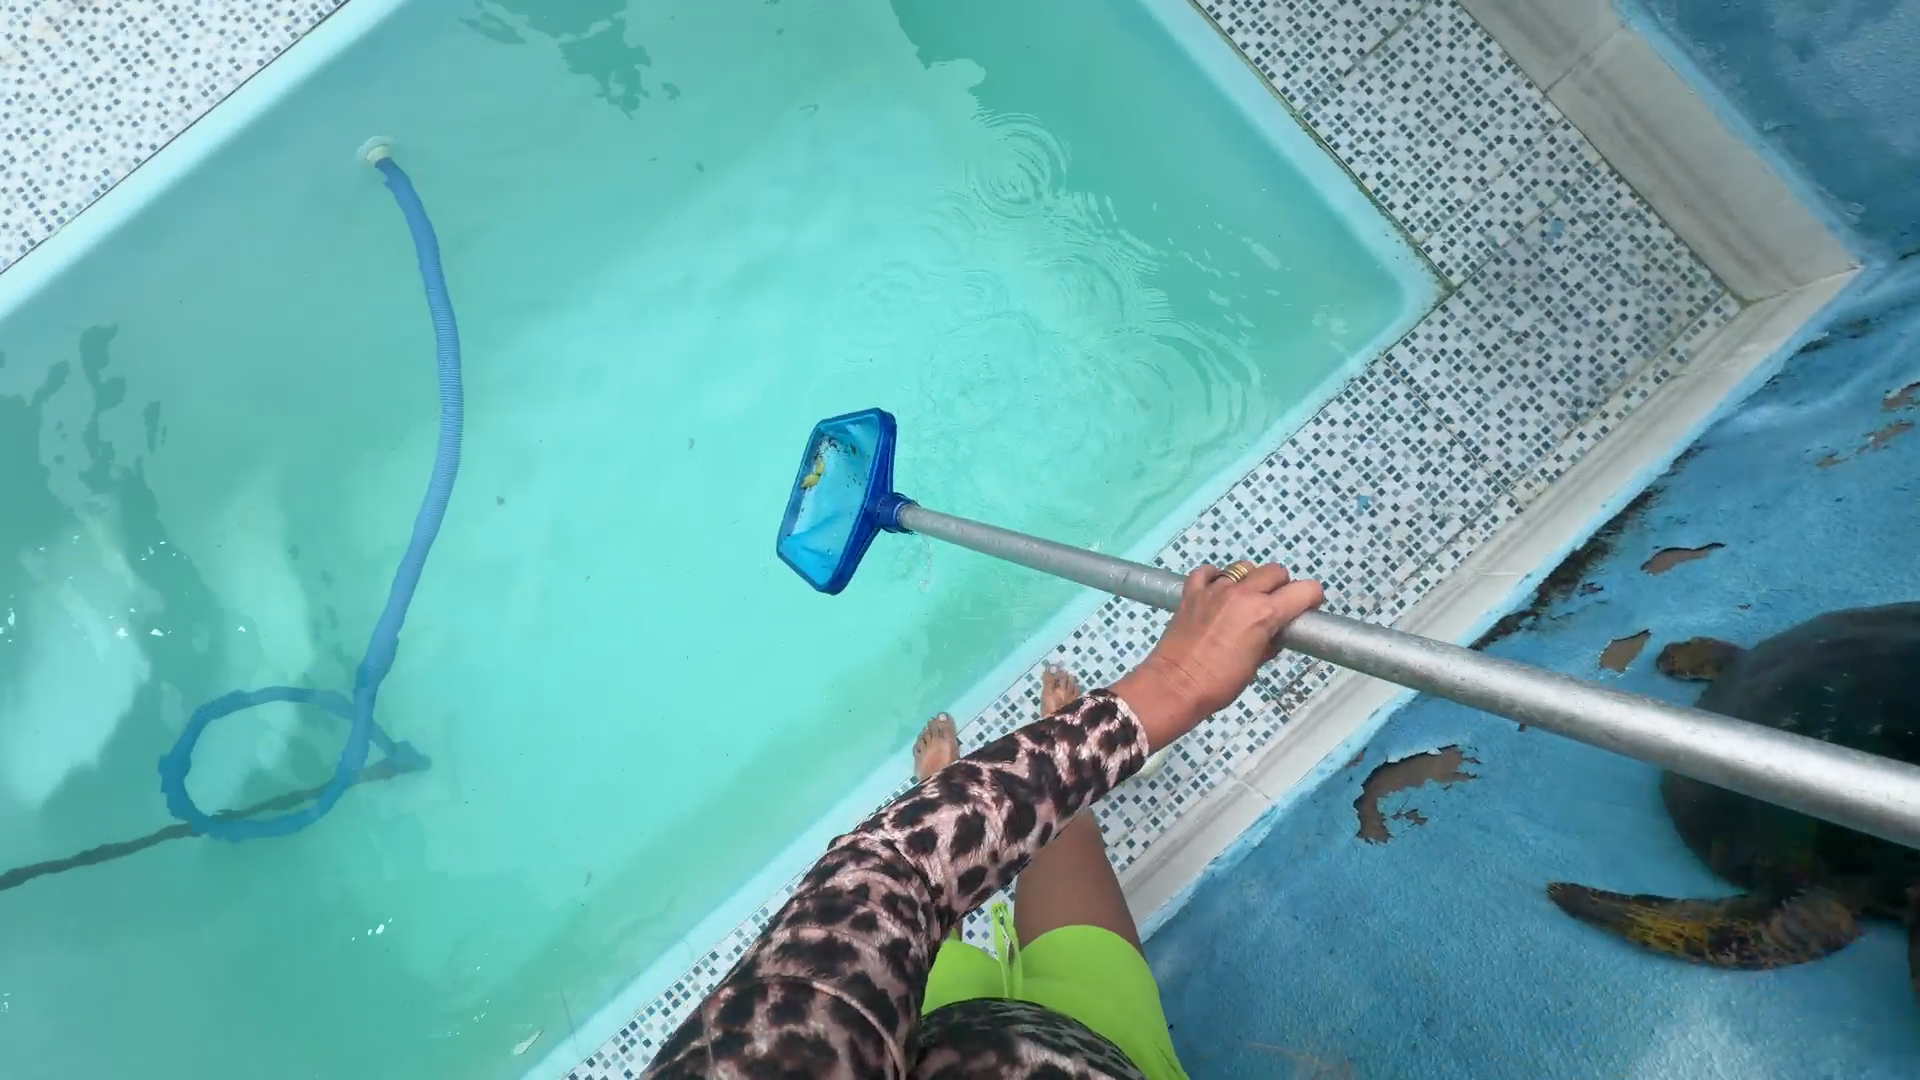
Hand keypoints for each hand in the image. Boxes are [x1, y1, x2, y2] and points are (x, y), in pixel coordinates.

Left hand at [1113, 564, 1323, 750]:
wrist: (1176, 684)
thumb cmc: (1220, 682)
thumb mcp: (1256, 663)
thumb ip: (1269, 640)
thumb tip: (1272, 632)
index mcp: (1264, 613)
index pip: (1304, 590)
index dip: (1311, 598)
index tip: (1307, 608)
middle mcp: (1241, 594)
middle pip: (1274, 571)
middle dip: (1281, 586)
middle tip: (1274, 606)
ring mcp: (1213, 590)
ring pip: (1242, 568)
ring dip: (1249, 580)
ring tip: (1243, 601)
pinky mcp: (1191, 592)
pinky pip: (1206, 572)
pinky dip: (1214, 577)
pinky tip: (1215, 591)